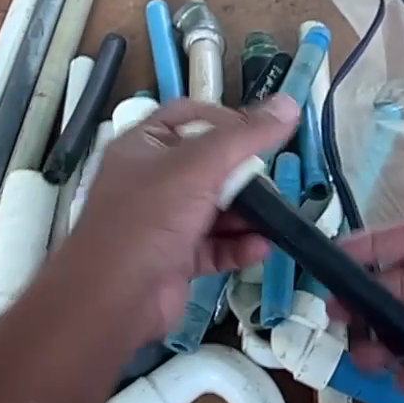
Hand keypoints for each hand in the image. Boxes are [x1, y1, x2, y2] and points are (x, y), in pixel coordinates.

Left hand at [51, 96, 298, 342]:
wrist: (114, 298)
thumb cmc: (149, 219)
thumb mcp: (200, 166)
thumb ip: (246, 136)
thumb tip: (289, 104)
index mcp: (144, 146)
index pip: (189, 116)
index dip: (226, 120)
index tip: (260, 134)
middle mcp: (152, 180)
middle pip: (209, 165)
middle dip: (243, 176)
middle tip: (271, 183)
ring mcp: (163, 221)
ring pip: (215, 209)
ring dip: (246, 215)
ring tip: (274, 219)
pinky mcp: (176, 257)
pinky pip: (215, 245)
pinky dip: (238, 246)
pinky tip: (260, 248)